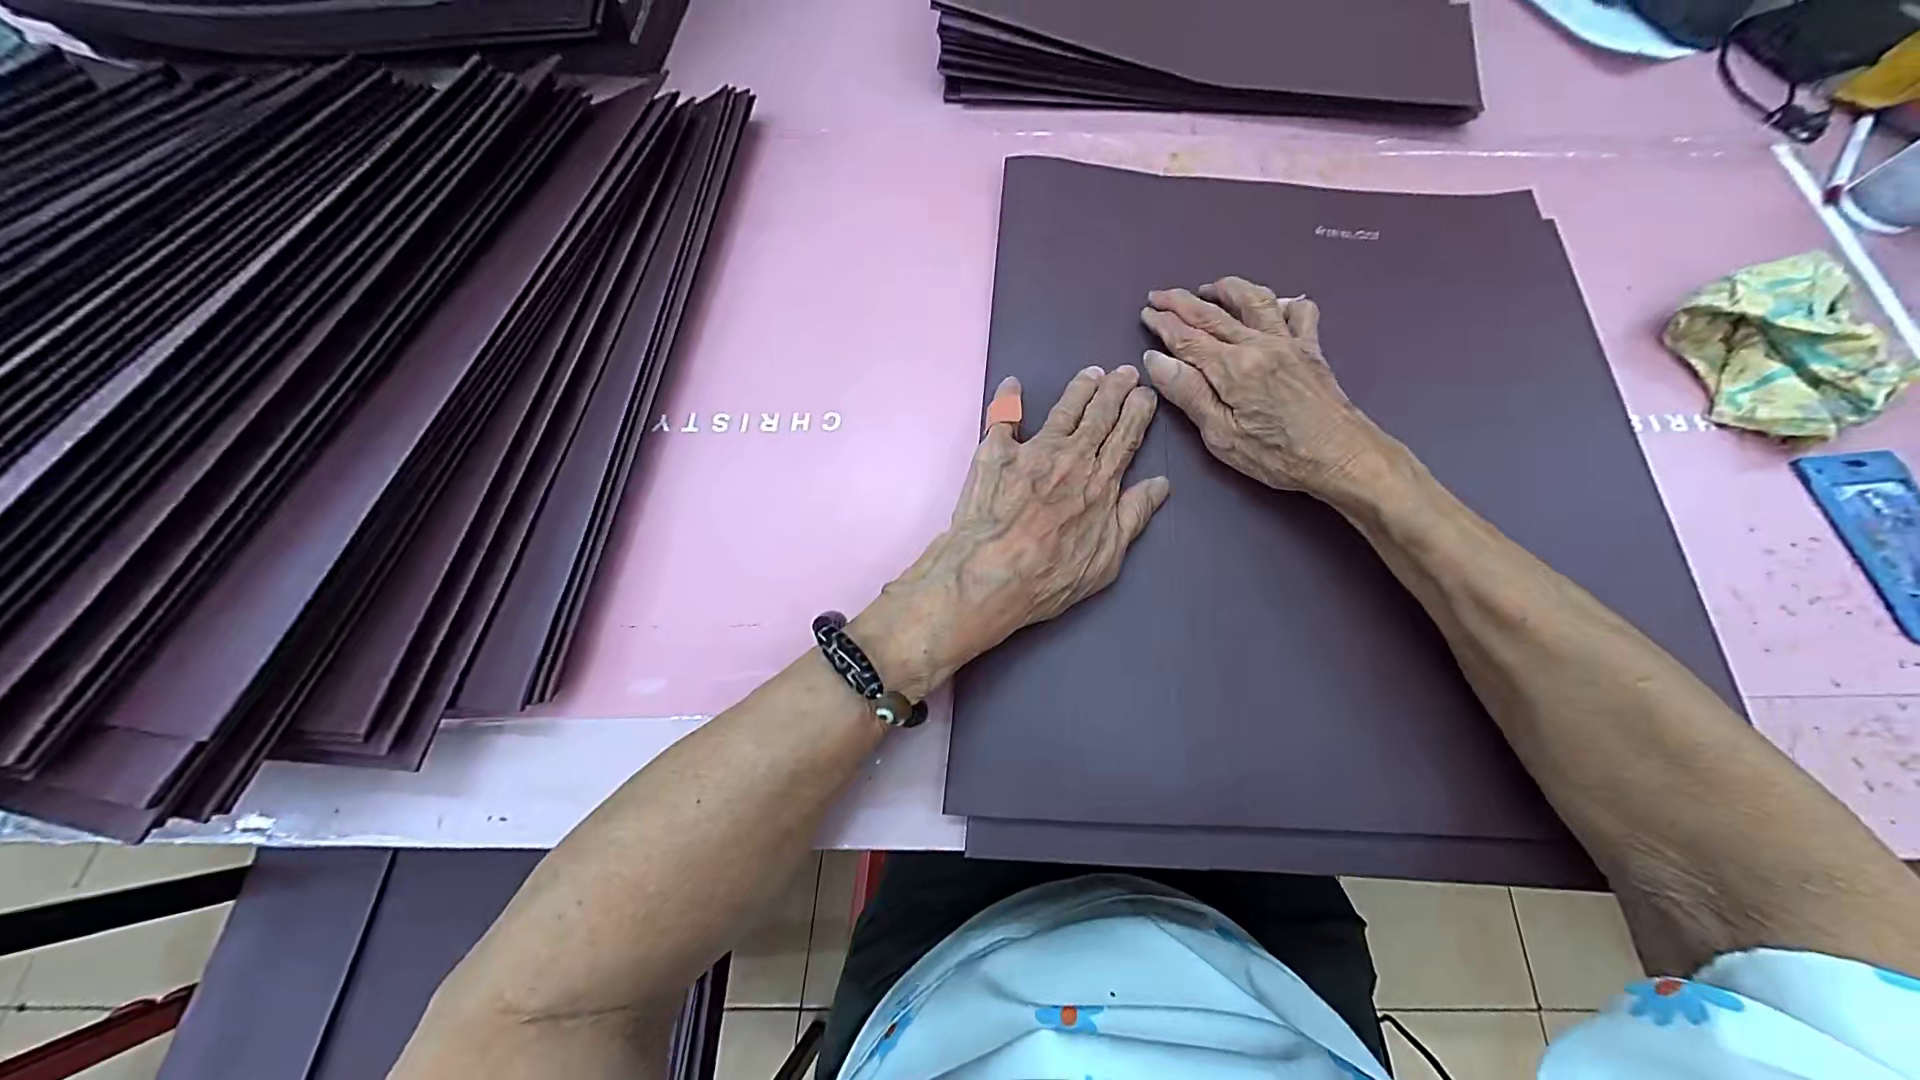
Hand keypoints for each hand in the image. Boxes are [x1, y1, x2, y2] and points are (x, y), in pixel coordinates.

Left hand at [853, 366, 1169, 700]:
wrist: (991, 571)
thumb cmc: (1050, 575)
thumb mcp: (1105, 558)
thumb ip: (1132, 517)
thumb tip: (1159, 485)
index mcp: (1101, 482)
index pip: (1126, 437)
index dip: (1137, 412)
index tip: (1145, 394)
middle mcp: (1071, 457)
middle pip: (1099, 415)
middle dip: (1115, 389)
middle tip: (1124, 371)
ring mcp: (1032, 451)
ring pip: (1063, 409)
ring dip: (1080, 388)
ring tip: (1090, 373)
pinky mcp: (996, 453)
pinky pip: (1003, 417)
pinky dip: (1008, 399)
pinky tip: (1013, 385)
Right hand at [1139, 276, 1399, 500]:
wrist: (1343, 456)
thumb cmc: (1279, 456)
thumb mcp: (1220, 435)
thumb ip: (1188, 393)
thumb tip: (1157, 360)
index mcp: (1233, 368)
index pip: (1187, 338)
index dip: (1164, 324)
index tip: (1147, 314)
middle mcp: (1260, 345)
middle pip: (1213, 314)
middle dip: (1182, 302)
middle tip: (1159, 295)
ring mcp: (1289, 343)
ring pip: (1255, 301)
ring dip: (1228, 289)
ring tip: (1209, 287)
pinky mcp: (1311, 350)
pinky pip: (1300, 312)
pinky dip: (1284, 302)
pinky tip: (1274, 304)